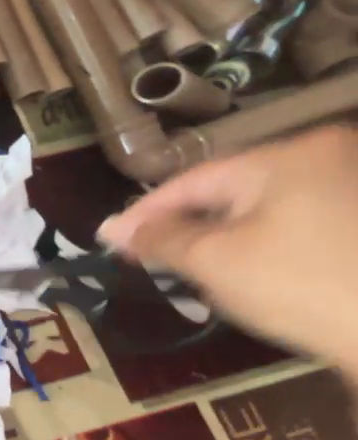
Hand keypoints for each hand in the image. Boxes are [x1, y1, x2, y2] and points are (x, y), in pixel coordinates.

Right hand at [98, 126, 357, 370]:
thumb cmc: (300, 285)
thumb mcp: (211, 260)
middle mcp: (331, 154)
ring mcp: (354, 184)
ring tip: (188, 265)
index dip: (143, 214)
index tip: (108, 242)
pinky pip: (298, 218)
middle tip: (145, 257)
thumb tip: (113, 228)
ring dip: (221, 233)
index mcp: (291, 156)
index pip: (192, 181)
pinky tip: (247, 268)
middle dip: (184, 224)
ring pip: (263, 206)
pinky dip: (263, 239)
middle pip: (230, 190)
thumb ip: (157, 238)